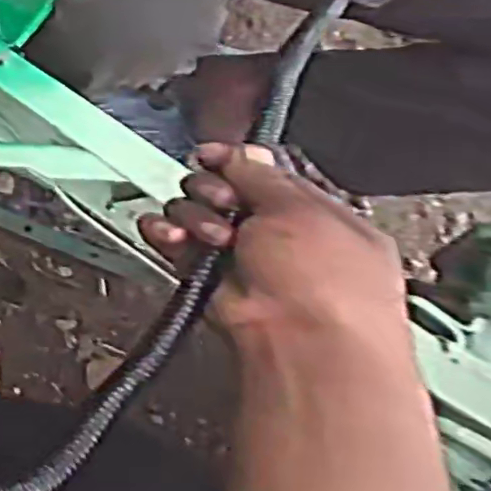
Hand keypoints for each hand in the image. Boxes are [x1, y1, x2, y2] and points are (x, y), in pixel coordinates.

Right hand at [140, 145, 407, 350]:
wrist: (298, 339)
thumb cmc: (326, 285)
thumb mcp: (302, 213)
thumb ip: (264, 176)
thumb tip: (243, 151)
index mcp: (314, 217)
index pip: (261, 174)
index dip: (233, 162)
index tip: (210, 156)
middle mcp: (272, 233)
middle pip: (218, 189)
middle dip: (211, 192)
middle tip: (224, 206)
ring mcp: (235, 252)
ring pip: (188, 210)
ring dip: (191, 217)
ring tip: (209, 238)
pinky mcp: (199, 268)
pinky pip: (166, 235)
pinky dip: (163, 232)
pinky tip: (174, 237)